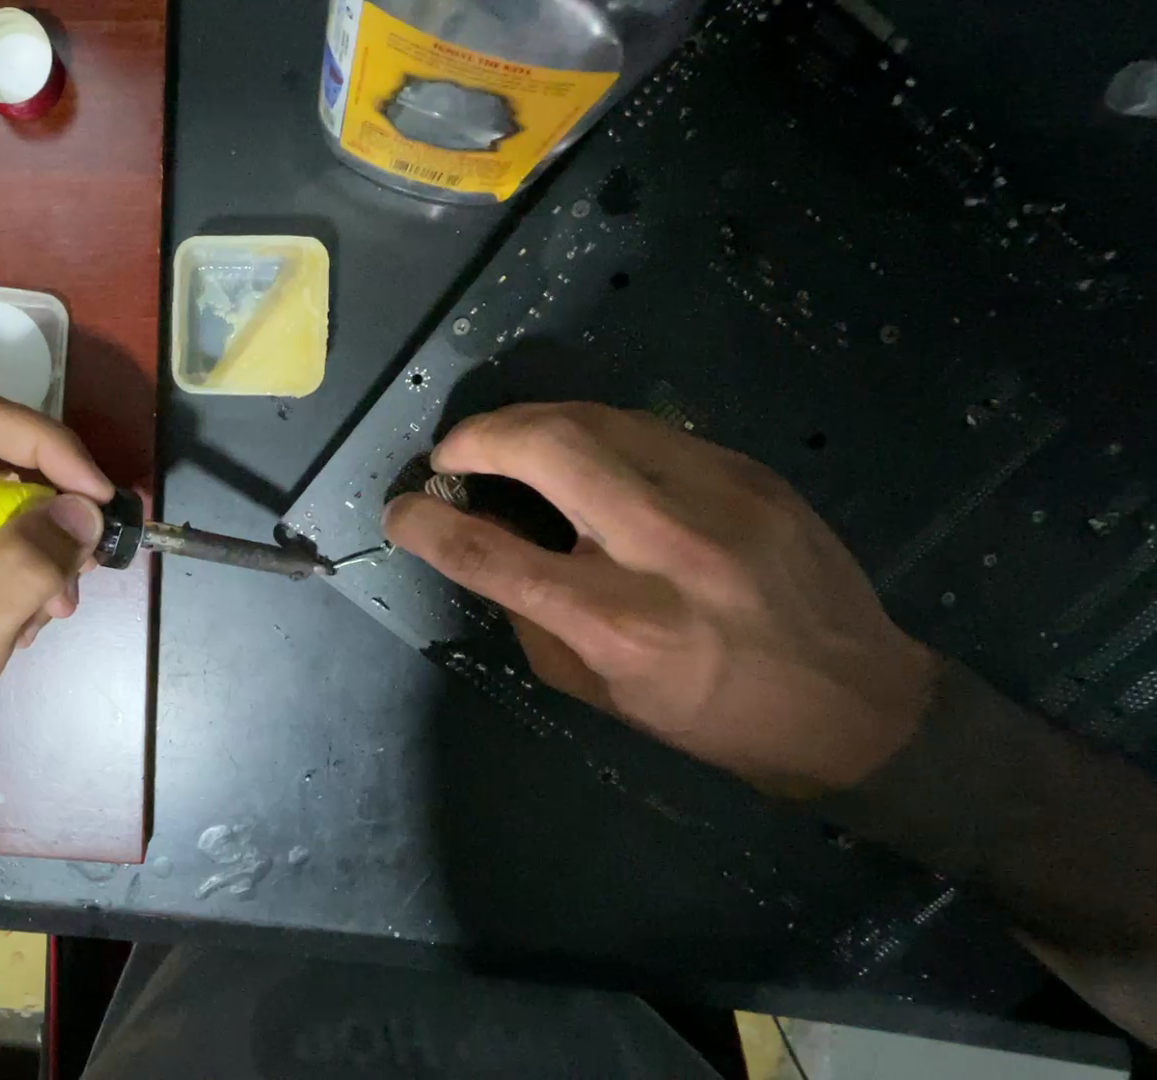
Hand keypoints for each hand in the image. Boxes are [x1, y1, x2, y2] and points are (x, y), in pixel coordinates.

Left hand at [0, 389, 114, 757]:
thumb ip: (25, 565)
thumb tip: (88, 510)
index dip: (44, 444)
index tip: (96, 495)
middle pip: (5, 453)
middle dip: (54, 508)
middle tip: (90, 560)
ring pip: (20, 491)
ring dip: (51, 545)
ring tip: (56, 604)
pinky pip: (16, 524)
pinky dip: (39, 563)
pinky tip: (32, 613)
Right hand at [383, 403, 940, 795]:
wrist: (854, 706)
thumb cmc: (704, 714)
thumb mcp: (592, 687)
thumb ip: (526, 611)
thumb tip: (482, 542)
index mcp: (616, 622)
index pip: (489, 553)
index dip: (426, 524)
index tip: (401, 510)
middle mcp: (664, 549)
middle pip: (547, 449)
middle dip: (478, 437)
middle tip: (451, 453)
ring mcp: (717, 498)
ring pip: (595, 418)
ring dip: (527, 422)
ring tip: (503, 443)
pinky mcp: (749, 471)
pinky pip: (643, 429)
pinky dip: (588, 432)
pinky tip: (576, 454)